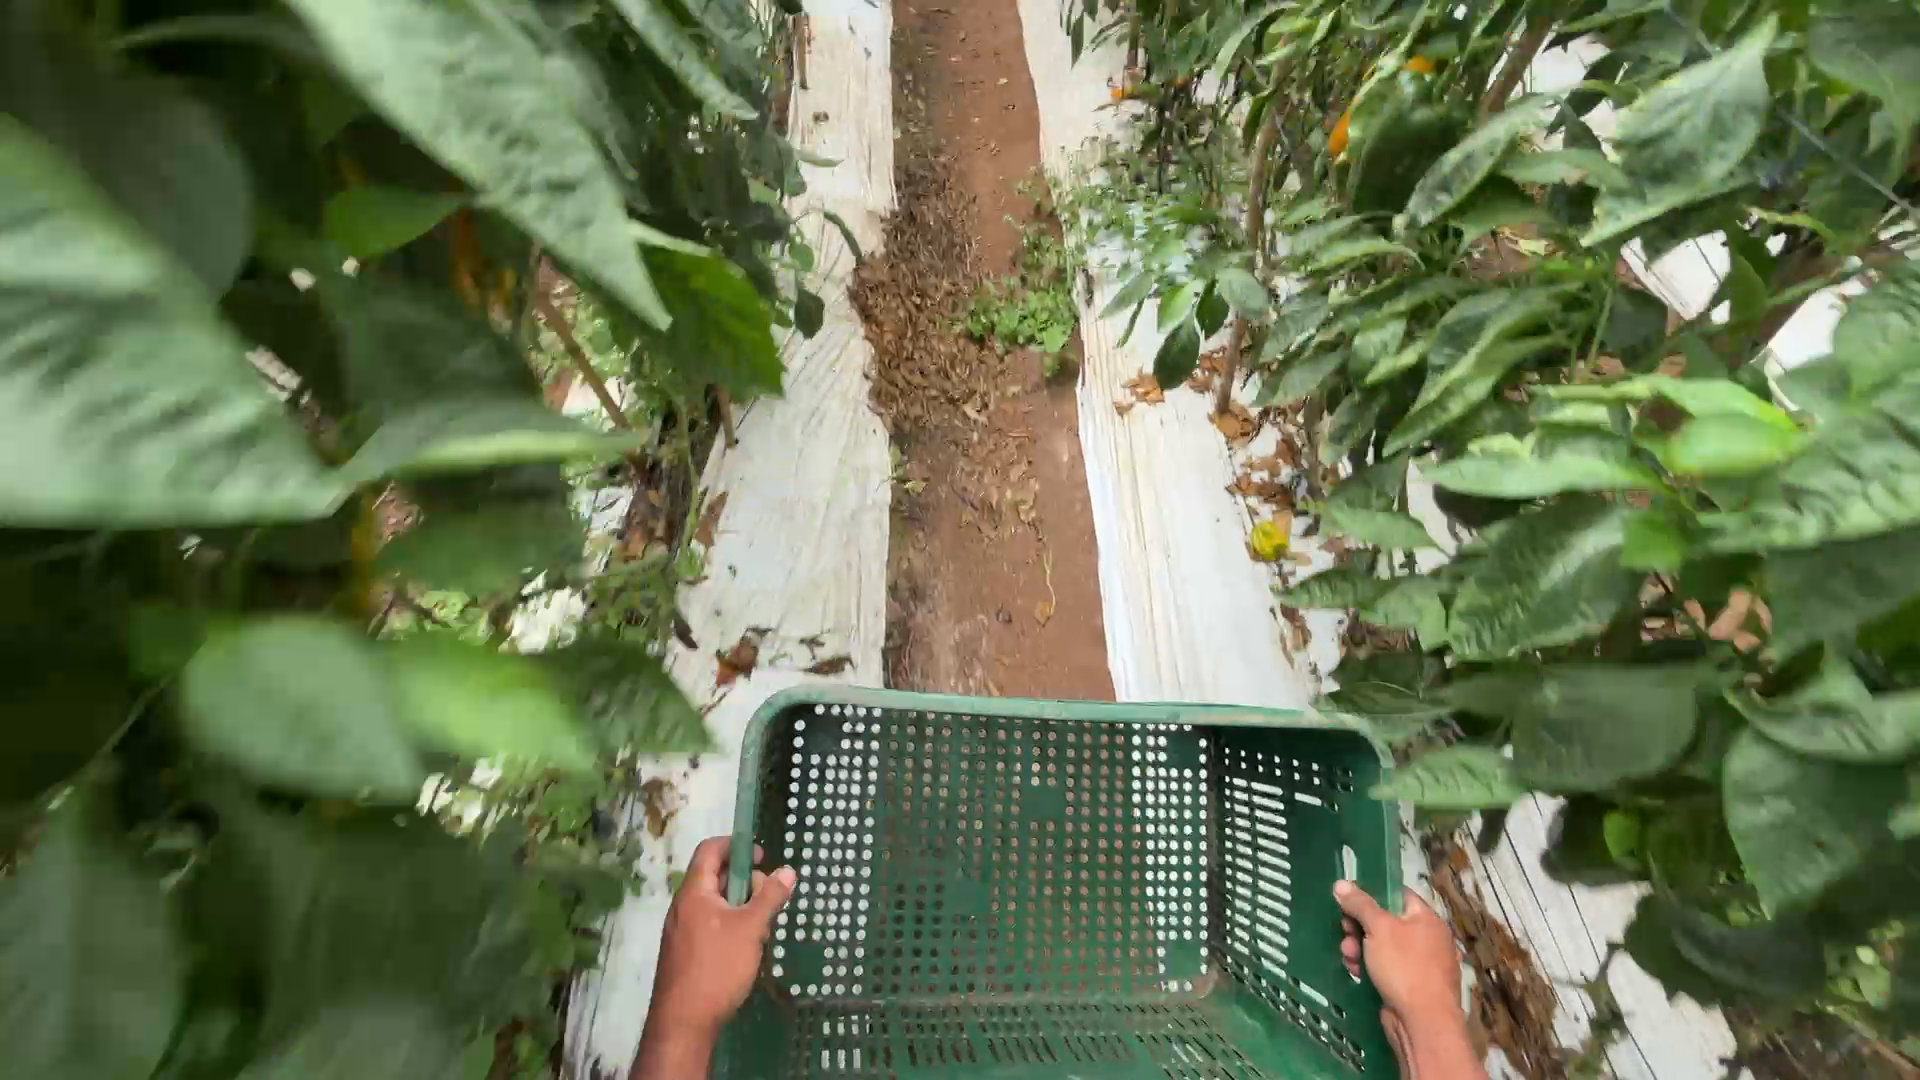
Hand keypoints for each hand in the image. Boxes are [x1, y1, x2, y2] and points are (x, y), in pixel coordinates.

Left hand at [633, 837, 794, 1079]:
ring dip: (741, 905)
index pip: (710, 849)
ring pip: (715, 903)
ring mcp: (682, 930)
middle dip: (745, 880)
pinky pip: (710, 924)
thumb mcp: (751, 928)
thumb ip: (770, 896)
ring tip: (762, 926)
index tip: (761, 857)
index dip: (735, 845)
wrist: (682, 1026)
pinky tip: (747, 947)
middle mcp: (684, 906)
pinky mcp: (685, 952)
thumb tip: (788, 870)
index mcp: (694, 892)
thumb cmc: (716, 967)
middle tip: (768, 896)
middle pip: (715, 875)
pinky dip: (730, 924)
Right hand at [1335, 881, 1485, 1079]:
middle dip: (1358, 924)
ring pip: (1380, 943)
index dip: (1371, 891)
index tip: (1348, 897)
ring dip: (1358, 945)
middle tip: (1344, 930)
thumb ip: (1359, 903)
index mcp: (1426, 919)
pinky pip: (1383, 964)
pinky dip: (1367, 964)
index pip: (1396, 893)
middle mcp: (1426, 938)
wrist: (1423, 1024)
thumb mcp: (1379, 927)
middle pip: (1384, 919)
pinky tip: (1355, 970)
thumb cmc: (1405, 967)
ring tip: (1348, 955)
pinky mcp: (1408, 983)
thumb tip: (1341, 883)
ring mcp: (1418, 963)